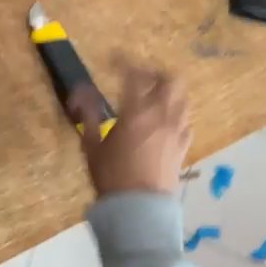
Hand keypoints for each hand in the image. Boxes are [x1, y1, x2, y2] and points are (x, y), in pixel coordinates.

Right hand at [67, 63, 191, 196]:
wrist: (140, 208)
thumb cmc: (111, 175)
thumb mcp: (92, 145)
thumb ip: (88, 114)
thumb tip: (80, 93)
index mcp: (137, 112)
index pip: (134, 74)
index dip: (123, 61)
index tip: (112, 58)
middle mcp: (162, 115)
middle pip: (170, 80)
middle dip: (154, 72)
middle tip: (138, 76)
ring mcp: (178, 130)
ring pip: (182, 98)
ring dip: (168, 91)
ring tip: (152, 96)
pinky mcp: (185, 146)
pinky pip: (186, 120)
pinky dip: (175, 114)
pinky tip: (163, 121)